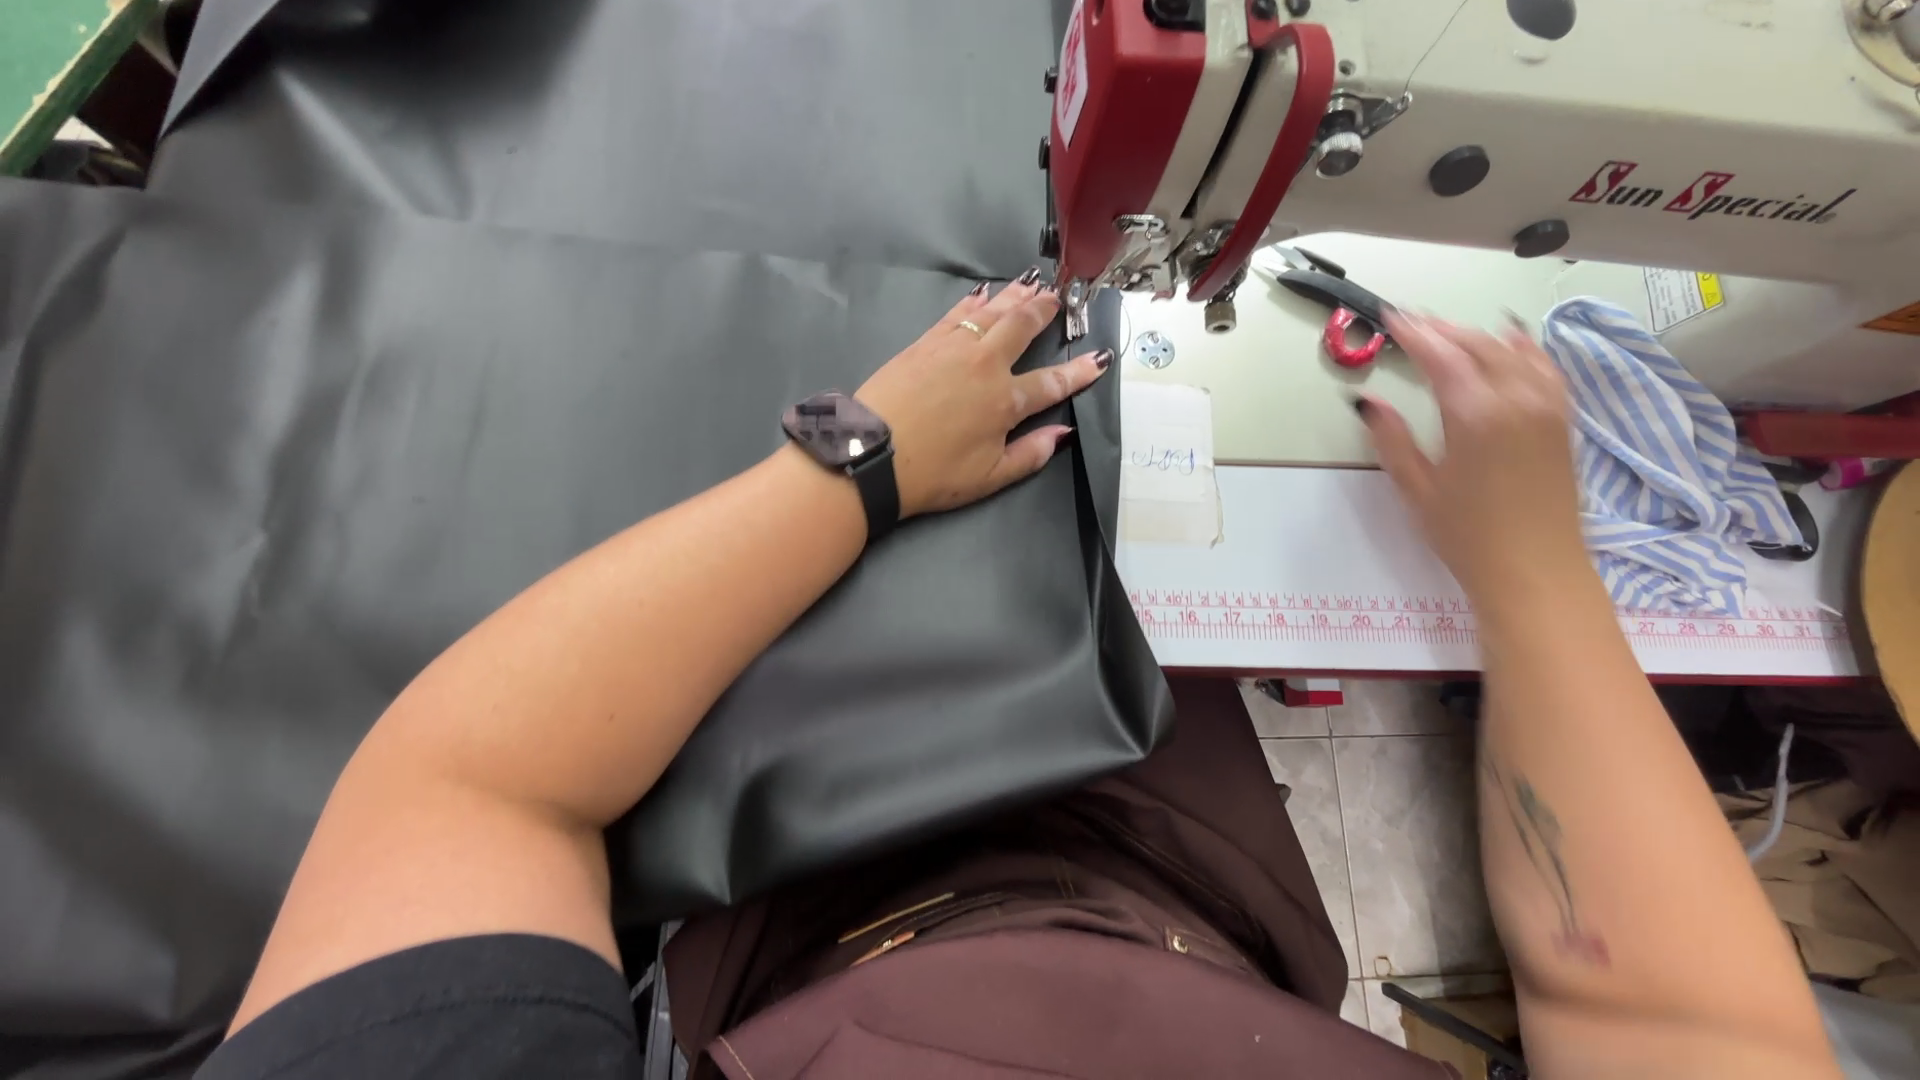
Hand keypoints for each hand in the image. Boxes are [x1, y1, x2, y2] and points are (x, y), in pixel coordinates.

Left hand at [856, 272, 1110, 517]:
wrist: (872, 454)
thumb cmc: (933, 474)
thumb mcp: (990, 477)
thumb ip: (1030, 454)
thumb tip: (1063, 433)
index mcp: (1005, 401)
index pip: (1052, 382)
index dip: (1079, 372)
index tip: (1099, 358)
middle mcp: (985, 365)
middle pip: (1022, 328)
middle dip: (1044, 311)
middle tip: (1057, 298)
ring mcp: (954, 348)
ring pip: (992, 313)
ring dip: (1014, 297)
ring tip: (1030, 284)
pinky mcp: (925, 343)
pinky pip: (956, 314)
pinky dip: (973, 302)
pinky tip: (982, 294)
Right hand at [1358, 311, 1586, 601]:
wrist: (1534, 569)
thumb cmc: (1466, 535)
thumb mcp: (1416, 488)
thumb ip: (1391, 438)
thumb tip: (1368, 402)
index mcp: (1475, 415)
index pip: (1441, 357)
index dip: (1414, 334)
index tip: (1391, 318)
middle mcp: (1516, 400)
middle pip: (1479, 345)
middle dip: (1443, 329)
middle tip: (1412, 323)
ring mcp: (1546, 407)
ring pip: (1514, 350)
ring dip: (1479, 334)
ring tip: (1450, 331)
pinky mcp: (1561, 421)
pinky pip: (1545, 367)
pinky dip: (1523, 347)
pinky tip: (1511, 343)